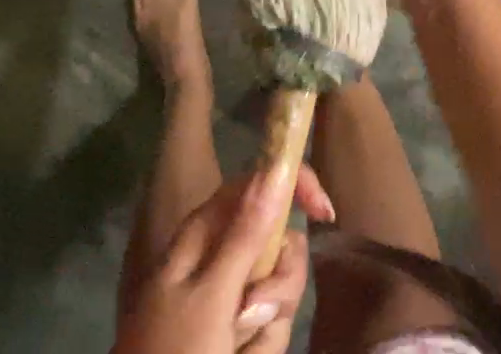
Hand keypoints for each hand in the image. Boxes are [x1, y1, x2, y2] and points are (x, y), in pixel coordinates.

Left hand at [114, 165, 334, 353]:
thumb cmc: (176, 350)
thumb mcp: (213, 293)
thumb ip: (247, 233)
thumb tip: (276, 165)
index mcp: (206, 230)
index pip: (259, 183)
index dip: (296, 186)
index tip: (324, 213)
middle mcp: (222, 255)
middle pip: (280, 246)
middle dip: (280, 285)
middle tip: (250, 313)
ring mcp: (231, 294)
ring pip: (281, 292)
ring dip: (266, 328)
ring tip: (234, 348)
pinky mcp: (238, 328)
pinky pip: (271, 329)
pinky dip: (259, 349)